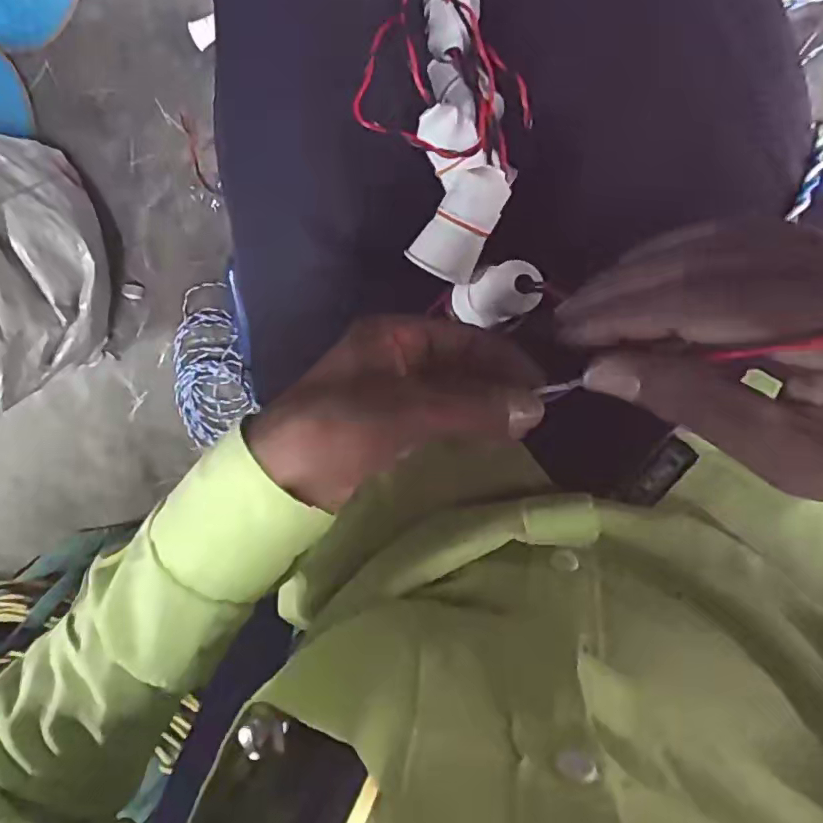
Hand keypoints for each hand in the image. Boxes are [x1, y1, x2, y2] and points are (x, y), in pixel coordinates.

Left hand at [245, 316, 545, 509]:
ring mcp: (395, 401)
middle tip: (535, 423)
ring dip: (485, 420)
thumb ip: (469, 406)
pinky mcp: (393, 438)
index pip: (465, 338)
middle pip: (462, 369)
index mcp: (393, 339)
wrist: (280, 484)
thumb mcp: (405, 411)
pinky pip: (441, 432)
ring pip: (454, 403)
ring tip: (521, 444)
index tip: (542, 389)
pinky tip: (492, 459)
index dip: (504, 359)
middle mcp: (397, 363)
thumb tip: (535, 405)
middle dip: (497, 392)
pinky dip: (466, 441)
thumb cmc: (337, 431)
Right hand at [556, 221, 822, 594]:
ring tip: (608, 292)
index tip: (567, 330)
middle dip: (631, 283)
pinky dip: (708, 253)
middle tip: (572, 311)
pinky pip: (776, 237)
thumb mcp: (796, 460)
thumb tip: (603, 369)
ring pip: (742, 235)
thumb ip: (695, 402)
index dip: (625, 312)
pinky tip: (672, 272)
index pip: (708, 302)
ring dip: (662, 261)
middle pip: (718, 256)